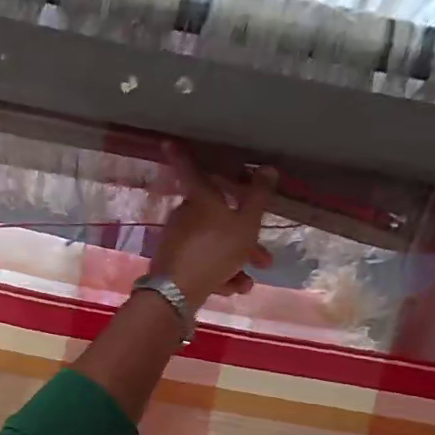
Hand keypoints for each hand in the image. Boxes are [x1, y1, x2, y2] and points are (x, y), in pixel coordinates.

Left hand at [149, 143, 277, 309]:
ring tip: (248, 281)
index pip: (191, 170)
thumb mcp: (246, 224)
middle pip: (217, 218)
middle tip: (263, 258)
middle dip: (243, 238)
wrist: (177, 292)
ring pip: (214, 245)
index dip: (182, 155)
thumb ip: (258, 197)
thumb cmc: (215, 249)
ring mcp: (178, 241)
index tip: (167, 142)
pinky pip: (203, 264)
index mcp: (200, 198)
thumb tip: (267, 167)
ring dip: (235, 262)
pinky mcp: (175, 265)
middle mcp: (185, 216)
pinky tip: (234, 289)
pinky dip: (220, 275)